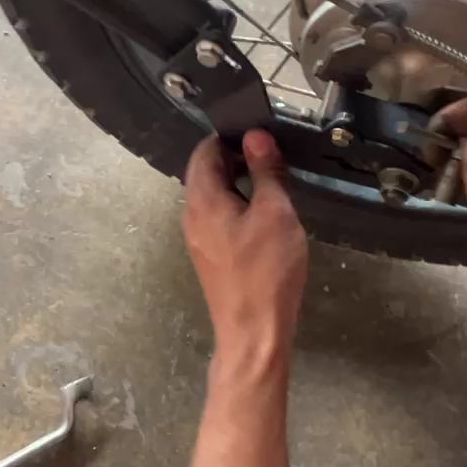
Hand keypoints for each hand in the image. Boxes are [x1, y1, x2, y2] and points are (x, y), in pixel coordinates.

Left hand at [183, 130, 308, 372]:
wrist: (253, 333)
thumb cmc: (266, 270)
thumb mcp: (274, 213)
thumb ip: (266, 172)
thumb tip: (256, 136)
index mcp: (202, 199)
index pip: (204, 151)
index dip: (230, 136)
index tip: (260, 133)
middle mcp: (192, 215)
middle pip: (207, 172)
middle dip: (237, 158)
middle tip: (273, 154)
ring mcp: (199, 238)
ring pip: (216, 197)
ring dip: (240, 183)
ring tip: (274, 181)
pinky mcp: (212, 256)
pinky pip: (220, 218)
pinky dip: (240, 206)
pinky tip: (266, 213)